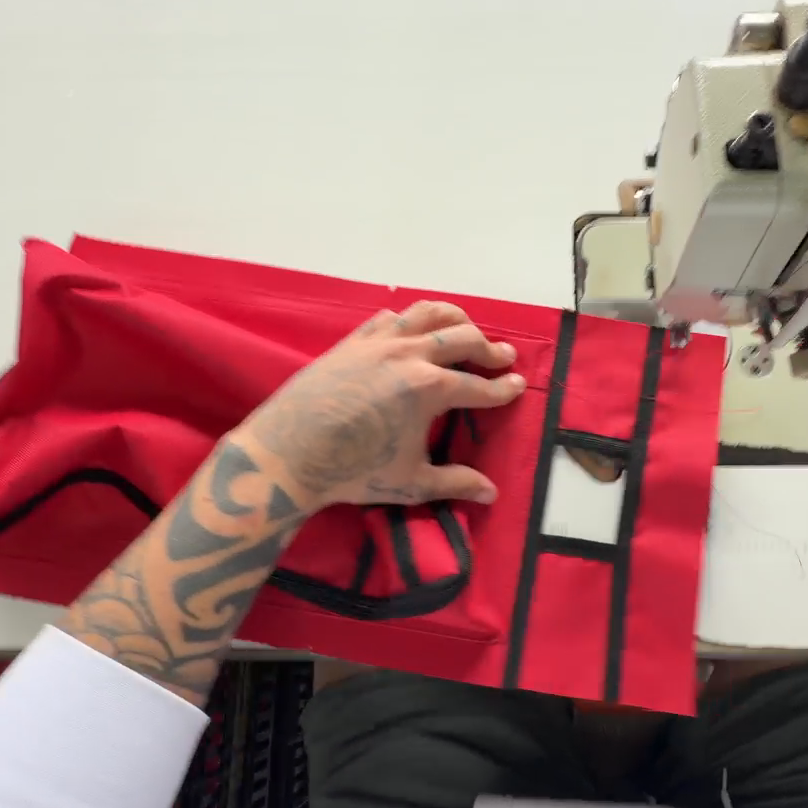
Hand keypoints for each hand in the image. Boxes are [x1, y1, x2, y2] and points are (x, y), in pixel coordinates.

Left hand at [236, 300, 526, 509]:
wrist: (289, 452)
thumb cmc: (353, 471)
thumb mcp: (410, 482)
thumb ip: (455, 483)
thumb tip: (491, 494)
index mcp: (430, 389)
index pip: (479, 386)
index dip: (503, 388)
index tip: (518, 384)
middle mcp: (410, 355)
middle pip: (463, 338)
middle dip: (489, 348)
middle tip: (503, 356)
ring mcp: (379, 341)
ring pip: (428, 314)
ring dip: (455, 319)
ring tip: (466, 328)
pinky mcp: (353, 340)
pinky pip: (391, 316)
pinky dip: (412, 319)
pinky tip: (413, 330)